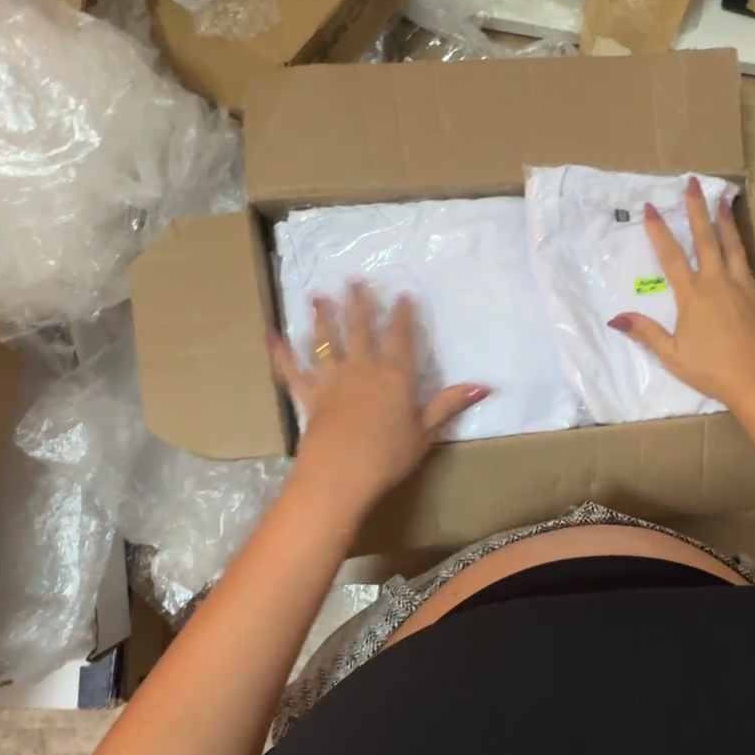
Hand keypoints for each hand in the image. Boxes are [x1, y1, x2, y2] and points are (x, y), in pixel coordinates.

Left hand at [268, 281, 486, 505]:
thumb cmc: (388, 455)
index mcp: (394, 375)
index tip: (402, 294)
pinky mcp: (307, 395)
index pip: (400, 337)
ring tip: (317, 296)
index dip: (402, 315)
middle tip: (354, 280)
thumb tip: (483, 386)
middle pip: (360, 329)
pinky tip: (271, 335)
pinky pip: (291, 369)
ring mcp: (331, 380)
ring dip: (322, 317)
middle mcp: (362, 368)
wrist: (340, 473)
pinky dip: (281, 352)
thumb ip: (448, 405)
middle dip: (359, 304)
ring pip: (325, 341)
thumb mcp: (425, 432)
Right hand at [606, 176, 754, 412]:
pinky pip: (746, 264)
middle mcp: (717, 283)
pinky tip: (739, 243)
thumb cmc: (710, 370)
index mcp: (692, 296)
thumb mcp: (672, 356)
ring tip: (722, 200)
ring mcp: (741, 287)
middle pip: (705, 239)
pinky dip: (740, 246)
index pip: (671, 256)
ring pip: (732, 246)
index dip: (659, 230)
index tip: (650, 206)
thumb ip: (646, 333)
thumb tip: (616, 318)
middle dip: (696, 209)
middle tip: (693, 182)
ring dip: (724, 221)